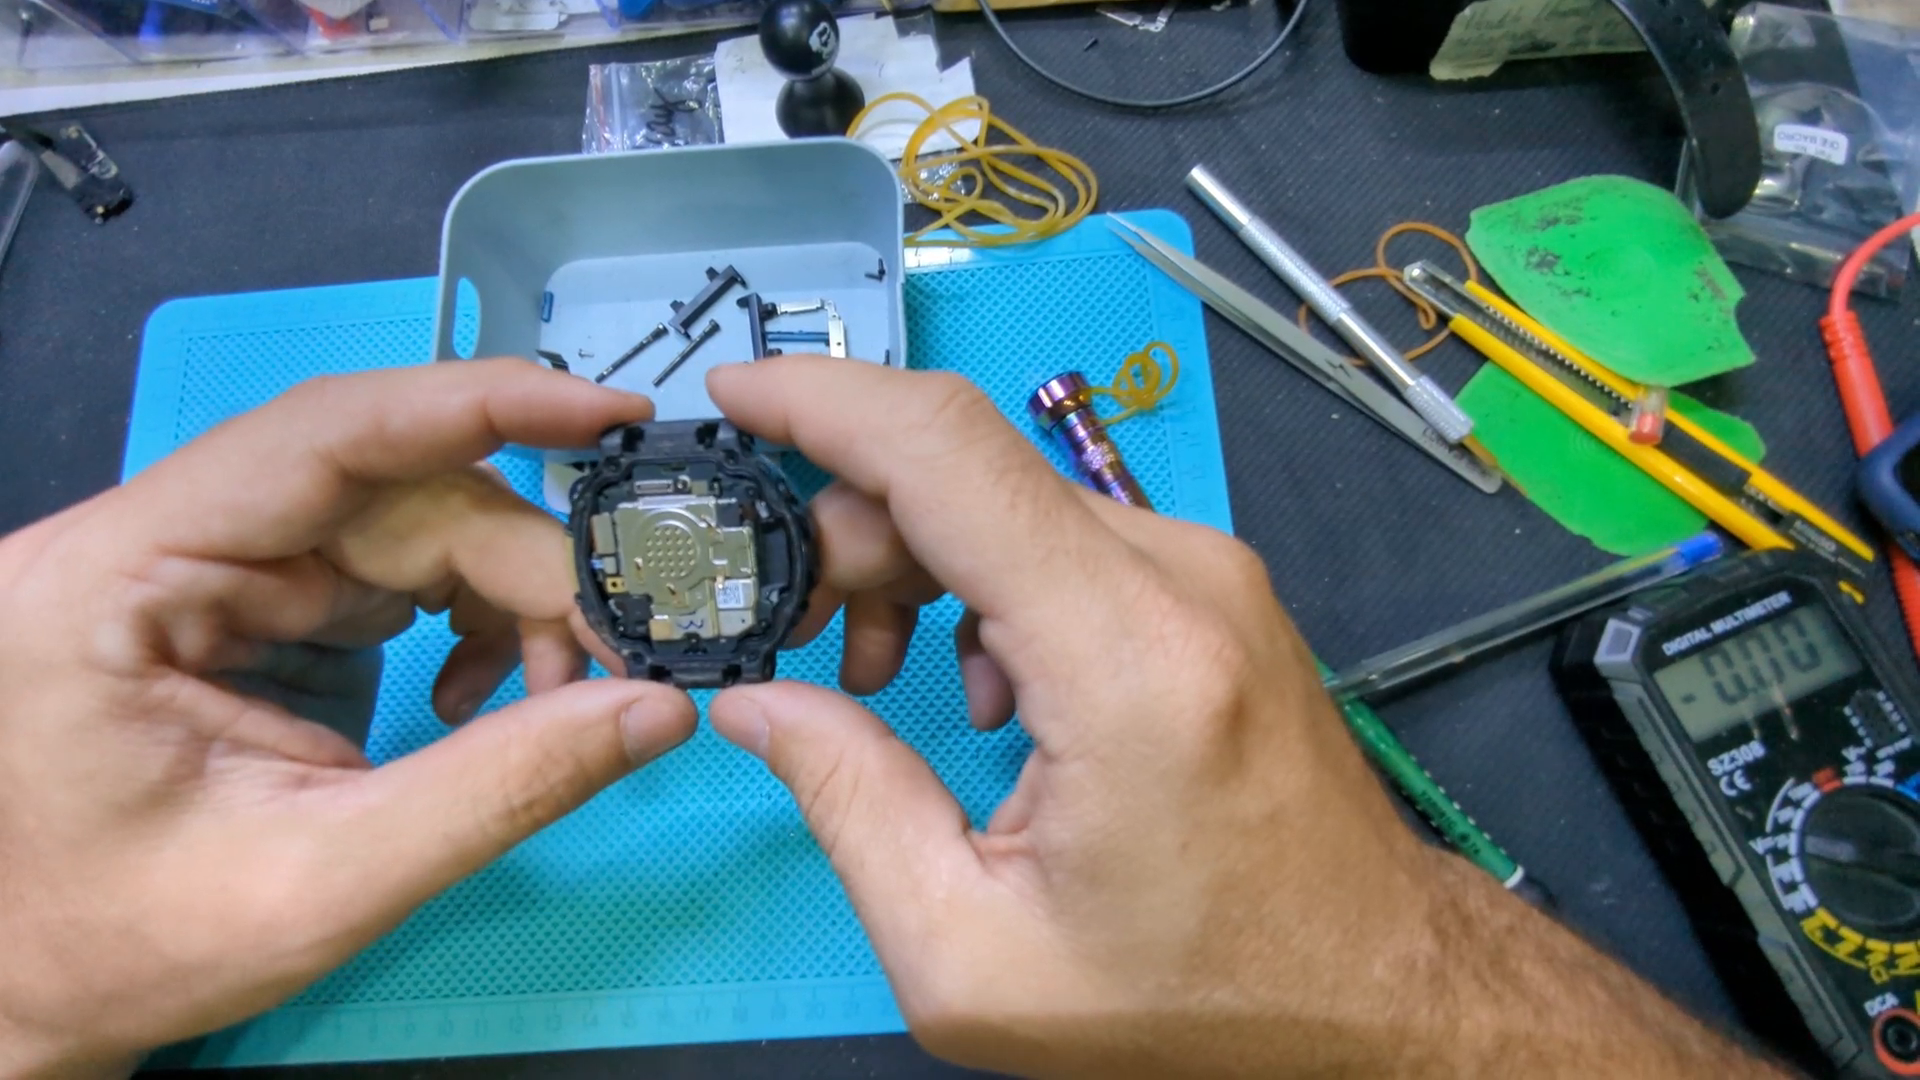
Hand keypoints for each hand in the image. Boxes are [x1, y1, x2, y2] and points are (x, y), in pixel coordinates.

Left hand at [0, 360, 697, 1077]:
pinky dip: (497, 620)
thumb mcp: (323, 885)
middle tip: (616, 660)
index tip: (617, 415)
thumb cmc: (128, 942)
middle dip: (540, 574)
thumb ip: (504, 789)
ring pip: (451, 526)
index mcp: (133, 573)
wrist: (39, 982)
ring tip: (555, 695)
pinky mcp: (304, 592)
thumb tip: (661, 706)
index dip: (490, 404)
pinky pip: (440, 566)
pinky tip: (485, 694)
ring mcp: (255, 560)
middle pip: (427, 497)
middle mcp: (197, 535)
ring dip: (530, 602)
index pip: (336, 432)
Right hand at [704, 357, 1776, 1077]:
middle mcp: (1174, 572)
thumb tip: (758, 701)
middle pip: (962, 469)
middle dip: (845, 524)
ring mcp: (1200, 566)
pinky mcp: (1203, 584)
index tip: (734, 393)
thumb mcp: (972, 953)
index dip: (822, 399)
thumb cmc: (1192, 997)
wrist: (1376, 992)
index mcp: (1121, 653)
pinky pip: (1058, 537)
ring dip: (912, 557)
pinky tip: (984, 681)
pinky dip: (982, 579)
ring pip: (1004, 499)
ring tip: (882, 669)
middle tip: (794, 627)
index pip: (944, 451)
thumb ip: (848, 802)